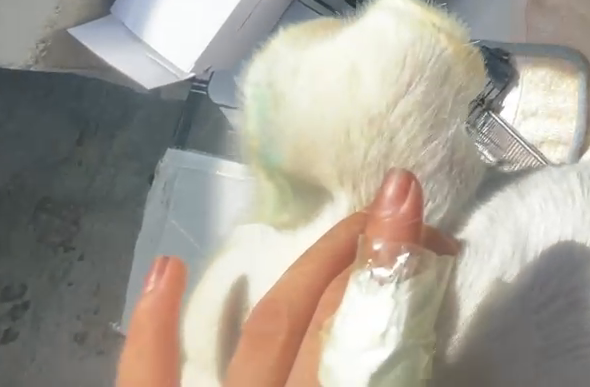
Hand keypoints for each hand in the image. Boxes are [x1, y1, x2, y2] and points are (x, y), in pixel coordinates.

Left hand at [117, 168, 456, 386]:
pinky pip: (145, 379)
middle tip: (411, 219)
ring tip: (352, 221)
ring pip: (261, 330)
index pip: (365, 328)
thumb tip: (425, 306)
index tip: (444, 239)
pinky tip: (170, 266)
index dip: (405, 276)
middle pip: (322, 314)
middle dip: (368, 255)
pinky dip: (152, 326)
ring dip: (309, 267)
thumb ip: (393, 363)